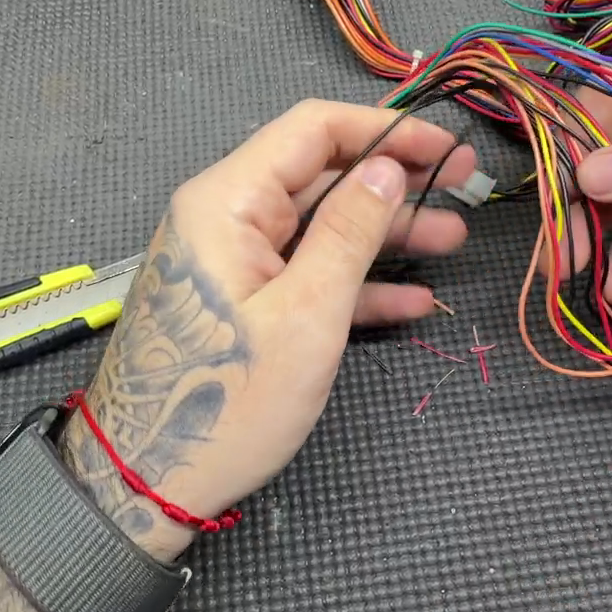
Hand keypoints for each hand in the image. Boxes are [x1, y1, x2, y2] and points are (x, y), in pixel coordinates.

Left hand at [61, 100, 475, 559]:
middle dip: (395, 179)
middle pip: (322, 174)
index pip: (312, 129)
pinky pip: (306, 272)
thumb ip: (349, 233)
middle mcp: (229, 215)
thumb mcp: (304, 314)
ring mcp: (237, 258)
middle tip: (465, 184)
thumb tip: (389, 166)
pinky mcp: (246, 299)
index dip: (385, 130)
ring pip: (321, 224)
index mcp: (230, 199)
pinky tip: (412, 300)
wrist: (146, 482)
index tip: (445, 146)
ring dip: (386, 232)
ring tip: (452, 237)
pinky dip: (356, 282)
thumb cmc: (225, 398)